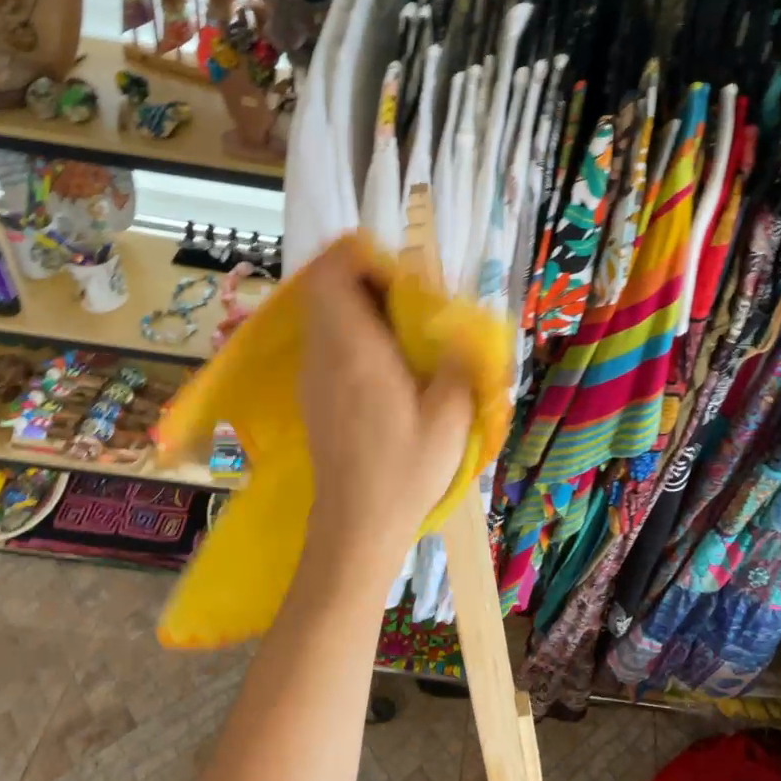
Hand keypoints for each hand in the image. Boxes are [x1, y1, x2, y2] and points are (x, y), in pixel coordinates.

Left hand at [299, 237, 473, 568]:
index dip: (364, 257)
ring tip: (407, 331)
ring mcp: (314, 374)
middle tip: (414, 301)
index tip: (407, 277)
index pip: (333, 272)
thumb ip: (462, 361)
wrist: (357, 524)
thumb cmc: (406, 470)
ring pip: (326, 313)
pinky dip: (355, 333)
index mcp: (354, 349)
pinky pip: (328, 340)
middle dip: (369, 279)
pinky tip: (390, 365)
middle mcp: (324, 353)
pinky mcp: (315, 393)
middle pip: (328, 286)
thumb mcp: (452, 416)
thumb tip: (467, 324)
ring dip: (362, 306)